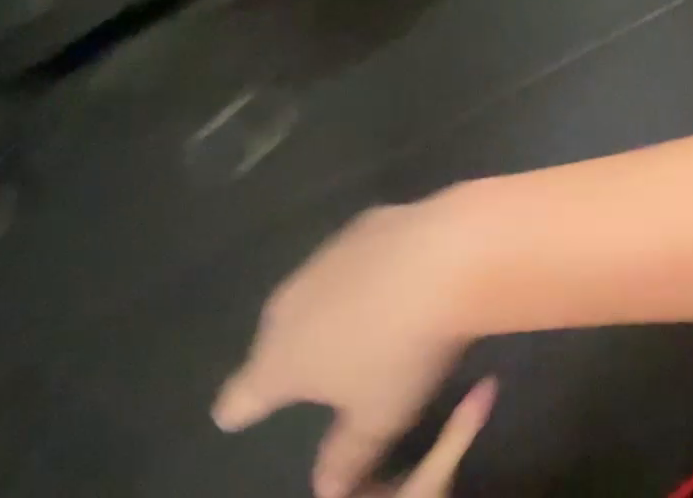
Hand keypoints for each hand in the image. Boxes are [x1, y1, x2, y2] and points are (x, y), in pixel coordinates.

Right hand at [213, 201, 476, 497]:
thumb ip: (348, 454)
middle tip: (324, 361)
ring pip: (318, 289)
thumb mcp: (382, 415)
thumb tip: (326, 488)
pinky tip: (406, 267)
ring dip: (337, 302)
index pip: (241, 396)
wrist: (452, 255)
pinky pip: (362, 252)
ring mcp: (326, 257)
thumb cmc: (409, 349)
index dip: (244, 407)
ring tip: (370, 315)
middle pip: (278, 336)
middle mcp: (287, 306)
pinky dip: (376, 262)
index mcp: (278, 363)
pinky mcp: (367, 222)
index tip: (240, 412)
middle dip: (296, 348)